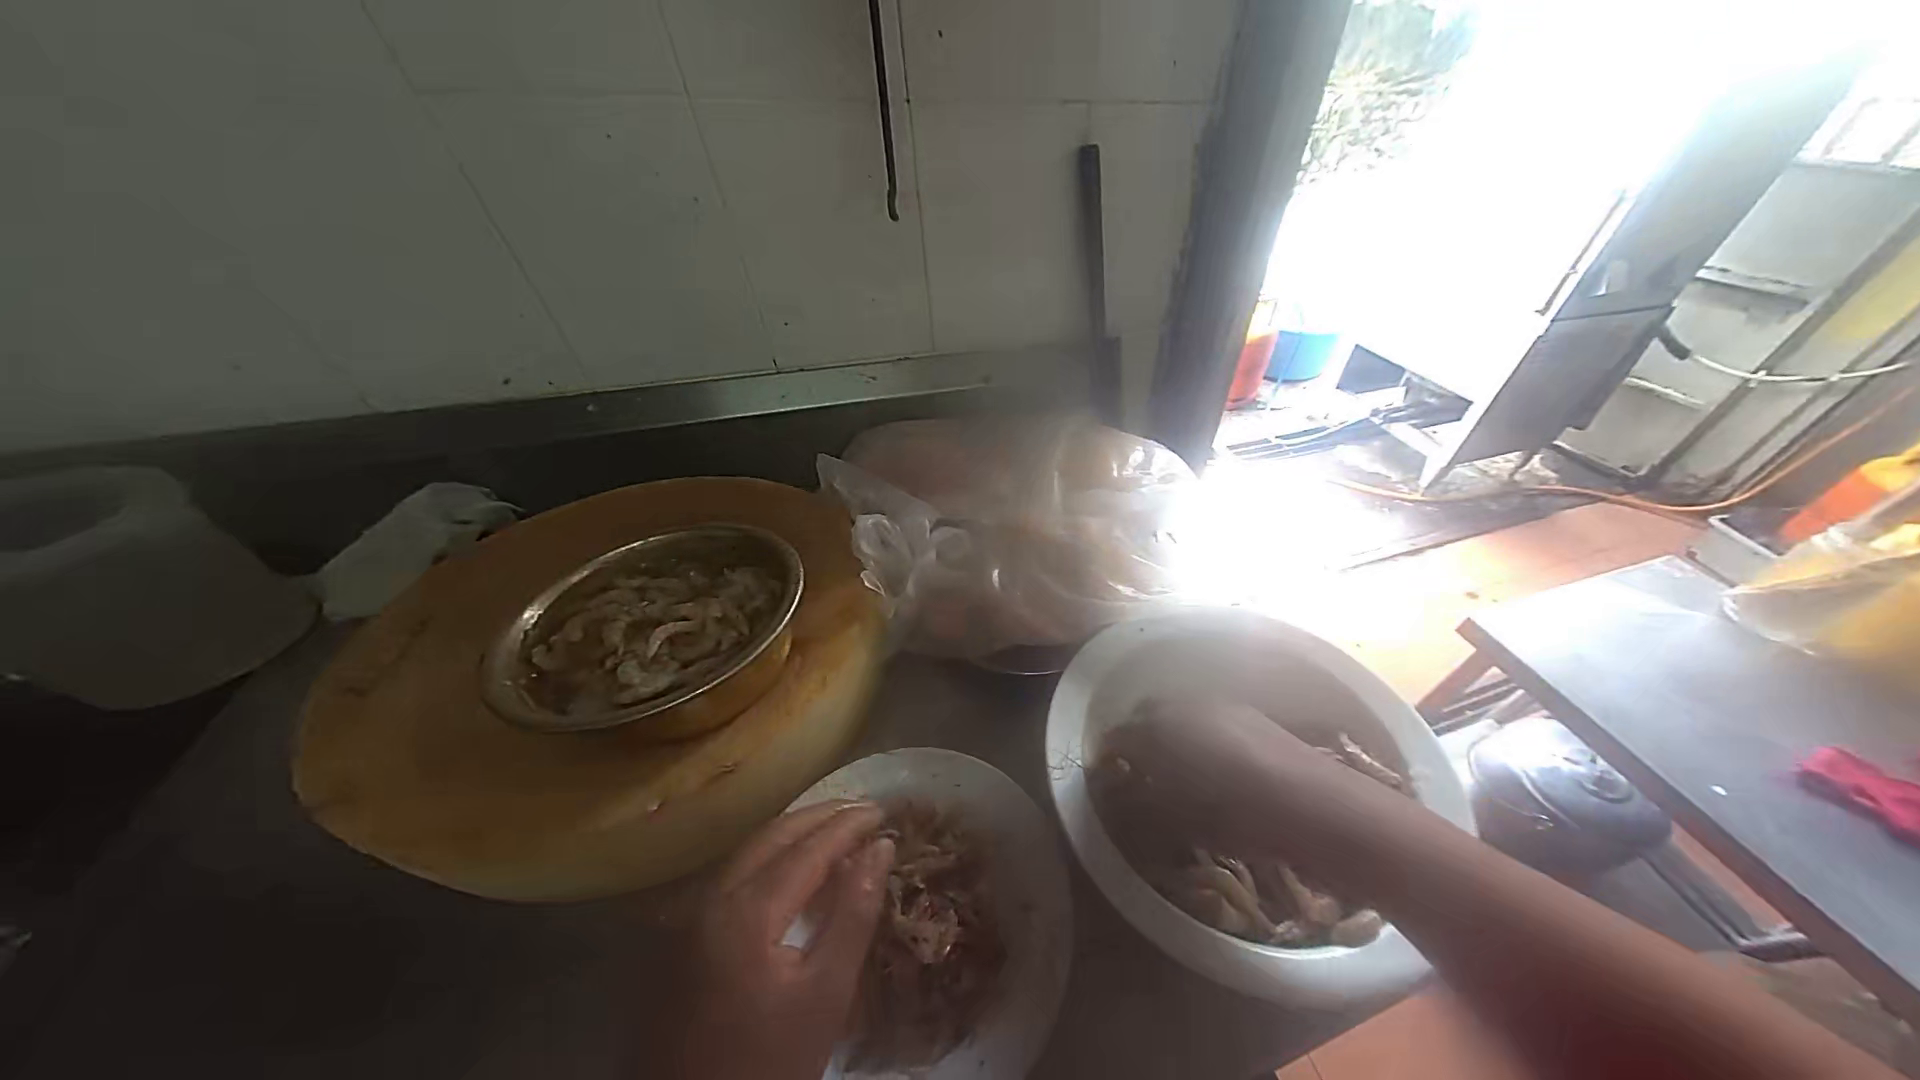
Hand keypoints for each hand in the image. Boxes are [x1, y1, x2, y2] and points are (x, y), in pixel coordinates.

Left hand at [674, 801, 894, 1079]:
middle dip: (821, 816)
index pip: (807, 849)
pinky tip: (794, 864)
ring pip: (750, 849)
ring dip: (795, 831)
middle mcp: (711, 897)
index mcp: (746, 911)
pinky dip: (771, 855)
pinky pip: (735, 872)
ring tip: (836, 827)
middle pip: (773, 836)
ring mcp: (690, 913)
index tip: (881, 810)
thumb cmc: (769, 1062)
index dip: (847, 826)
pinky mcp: (683, 931)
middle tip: (862, 810)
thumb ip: (854, 914)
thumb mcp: (826, 993)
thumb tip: (881, 848)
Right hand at [1101, 697, 1394, 866]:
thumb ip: (1140, 801)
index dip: (1111, 760)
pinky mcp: (1250, 713)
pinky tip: (1216, 767)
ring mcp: (1219, 705)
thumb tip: (1120, 792)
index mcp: (1156, 726)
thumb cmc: (1237, 817)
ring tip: (1179, 771)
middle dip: (1138, 741)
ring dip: (1170, 736)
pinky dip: (1200, 736)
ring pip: (1179, 715)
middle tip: (1141, 774)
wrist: (1320, 809)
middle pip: (1145, 717)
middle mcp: (1183, 705)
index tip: (1112, 781)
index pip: (1118, 737)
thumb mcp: (1177, 820)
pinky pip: (1208, 720)